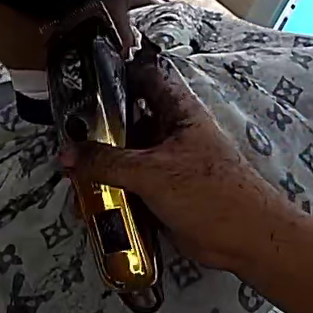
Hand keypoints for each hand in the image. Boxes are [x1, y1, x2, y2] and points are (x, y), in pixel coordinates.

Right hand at [61, 54, 312, 273]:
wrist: (244, 240)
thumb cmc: (209, 193)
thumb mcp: (152, 172)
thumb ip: (107, 163)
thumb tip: (69, 155)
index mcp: (178, 112)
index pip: (145, 78)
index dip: (117, 73)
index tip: (83, 80)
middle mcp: (173, 133)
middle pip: (129, 120)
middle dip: (99, 128)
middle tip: (68, 136)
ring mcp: (169, 164)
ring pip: (128, 156)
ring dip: (103, 165)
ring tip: (73, 172)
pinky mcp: (165, 192)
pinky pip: (132, 185)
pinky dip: (113, 190)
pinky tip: (90, 200)